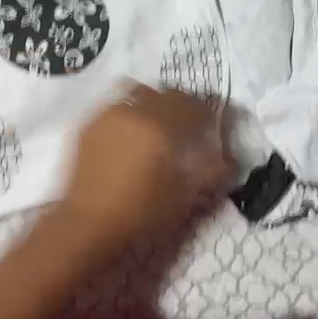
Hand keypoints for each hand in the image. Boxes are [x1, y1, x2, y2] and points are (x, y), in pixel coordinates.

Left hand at [57, 84, 232, 251]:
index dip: (208, 112)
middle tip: (186, 124)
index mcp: (162, 127)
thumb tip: (230, 159)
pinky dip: (126, 111)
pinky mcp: (87, 124)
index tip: (213, 124)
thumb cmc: (140, 214)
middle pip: (166, 93)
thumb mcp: (184, 197)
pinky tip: (127, 133)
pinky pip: (113, 105)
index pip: (194, 105)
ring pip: (137, 92)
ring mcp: (107, 115)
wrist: (87, 225)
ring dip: (152, 102)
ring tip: (154, 123)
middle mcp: (134, 112)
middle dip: (181, 104)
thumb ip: (212, 173)